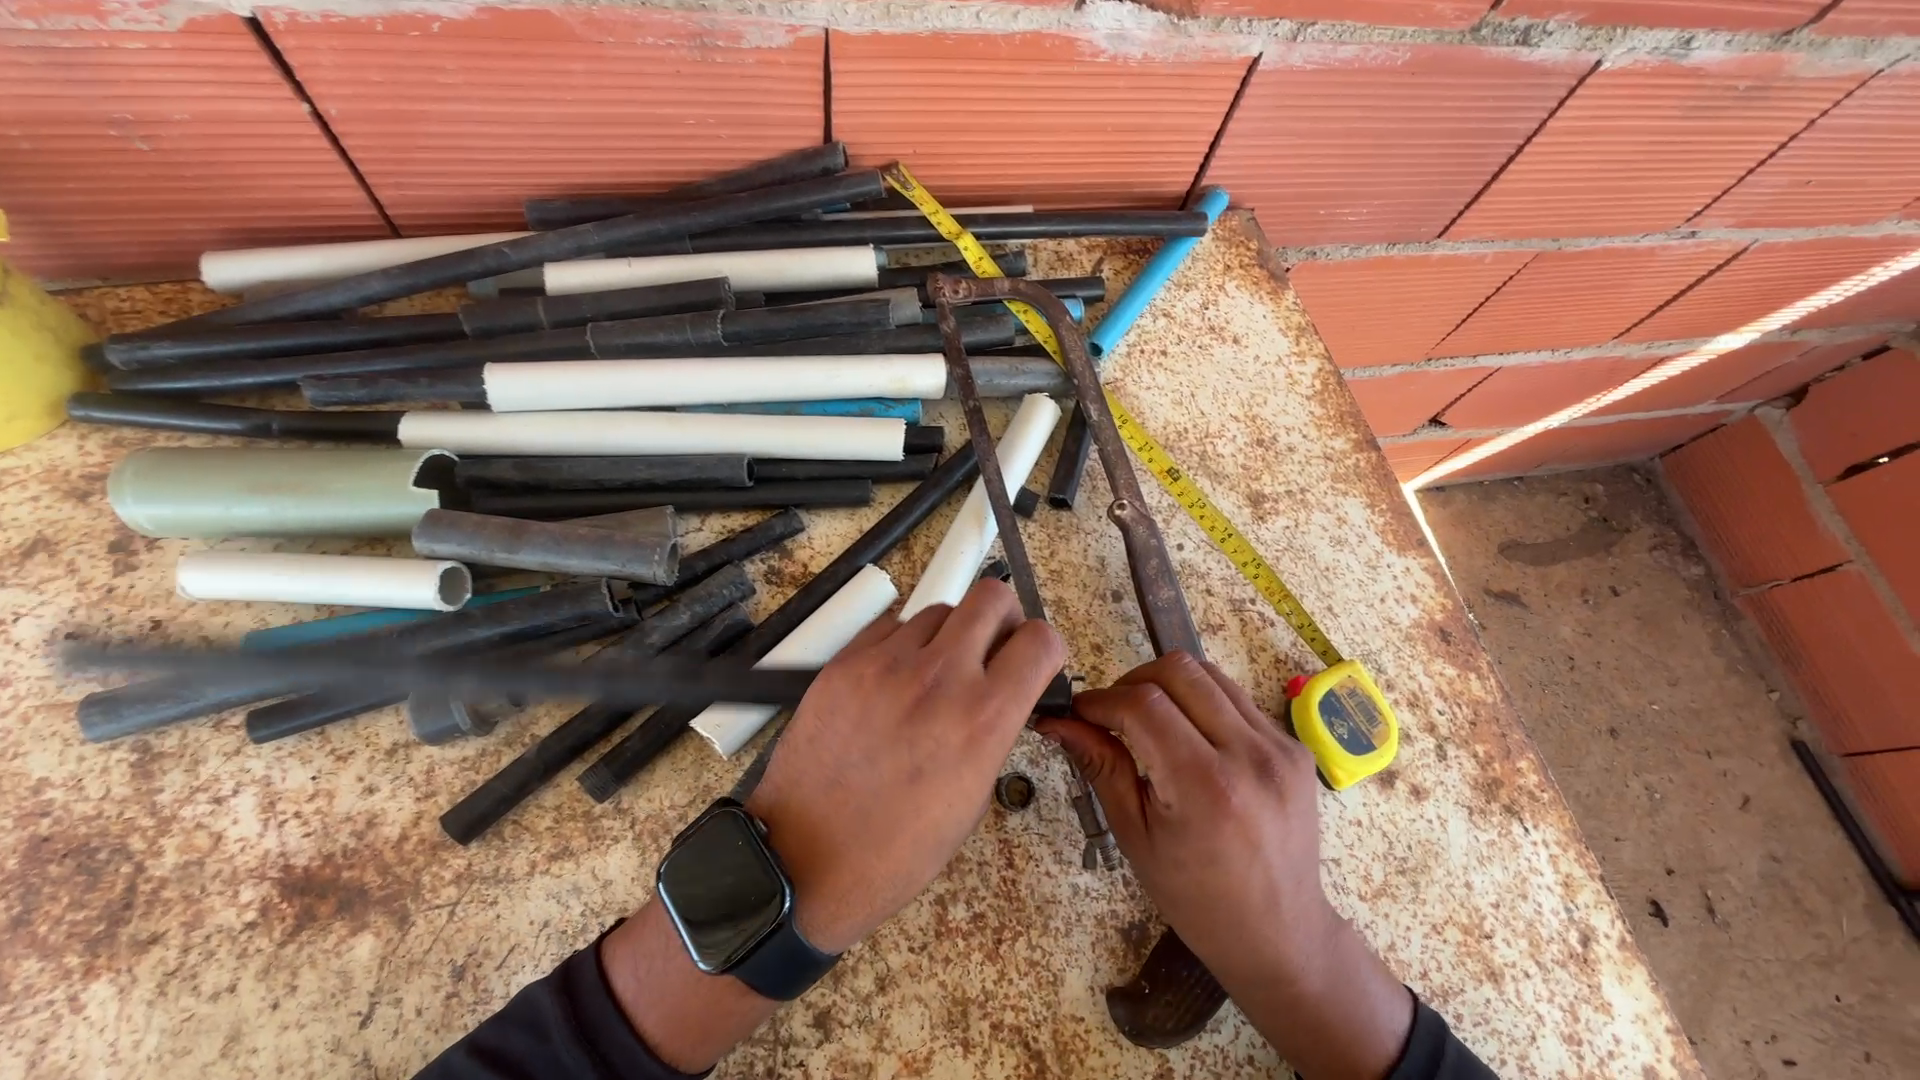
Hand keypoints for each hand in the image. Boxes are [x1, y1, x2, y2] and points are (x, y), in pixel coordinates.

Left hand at [747, 578, 1064, 953]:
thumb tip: (1001, 693)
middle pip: (991, 596)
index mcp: (983, 718)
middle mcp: (940, 677)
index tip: (1033, 659)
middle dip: (1002, 617)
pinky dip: (902, 644)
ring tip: (933, 674)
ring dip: (948, 634)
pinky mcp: (845, 662)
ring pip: (938, 610)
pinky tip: (893, 681)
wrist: (806, 858)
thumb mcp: (972, 797)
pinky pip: (889, 628)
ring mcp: (887, 663)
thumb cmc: (895, 849)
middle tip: (991, 646)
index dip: (1044, 647)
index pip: (1040, 639)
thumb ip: (994, 730)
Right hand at [1038, 652, 1412, 1079]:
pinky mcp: (1295, 746)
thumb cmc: (1196, 897)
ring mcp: (1280, 747)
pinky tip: (1190, 738)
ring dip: (1169, 686)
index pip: (1142, 705)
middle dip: (1133, 682)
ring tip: (1150, 721)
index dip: (1101, 700)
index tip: (1080, 713)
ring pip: (1210, 674)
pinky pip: (1238, 698)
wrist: (1280, 933)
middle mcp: (1249, 755)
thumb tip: (1058, 721)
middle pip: (1179, 671)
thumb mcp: (1135, 836)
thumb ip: (1101, 767)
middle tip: (1114, 714)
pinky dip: (1202, 703)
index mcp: (1205, 786)